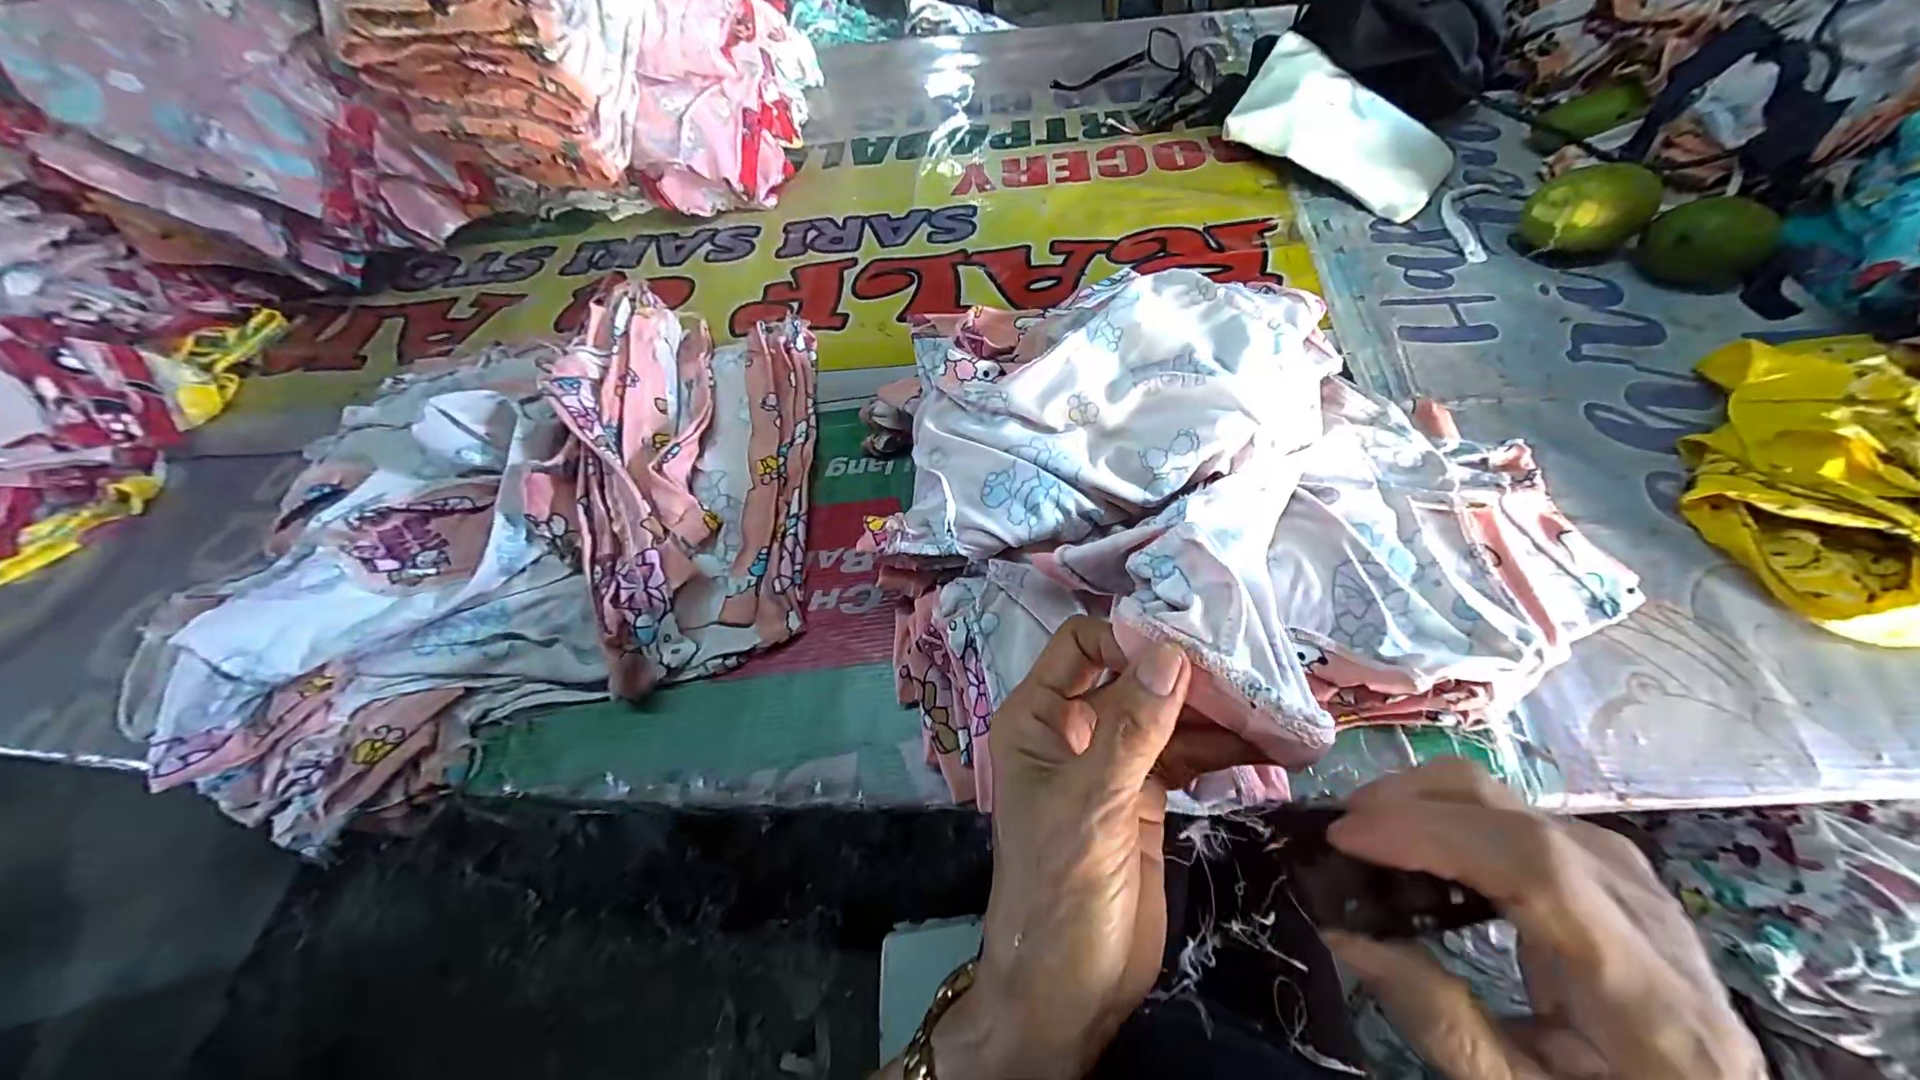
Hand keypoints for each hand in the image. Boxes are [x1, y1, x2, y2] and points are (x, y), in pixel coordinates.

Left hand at [924, 617, 1262, 1079]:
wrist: (1071, 986)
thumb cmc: (1060, 887)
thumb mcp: (1093, 803)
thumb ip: (1132, 729)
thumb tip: (1170, 653)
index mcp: (1039, 716)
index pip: (1081, 646)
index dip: (1128, 639)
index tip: (1189, 646)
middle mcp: (1075, 727)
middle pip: (1134, 678)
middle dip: (1188, 676)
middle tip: (1253, 673)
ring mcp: (1113, 760)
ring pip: (1167, 716)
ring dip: (1217, 713)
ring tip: (1277, 709)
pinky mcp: (1146, 792)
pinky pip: (1187, 755)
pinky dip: (1224, 750)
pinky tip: (1270, 746)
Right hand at [1324, 761, 1765, 1079]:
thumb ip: (1435, 1017)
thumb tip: (1342, 931)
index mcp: (1645, 993)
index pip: (1534, 868)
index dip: (1429, 835)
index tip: (1345, 838)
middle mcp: (1646, 914)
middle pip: (1514, 814)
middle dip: (1408, 803)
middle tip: (1340, 827)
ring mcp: (1629, 877)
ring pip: (1507, 796)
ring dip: (1421, 797)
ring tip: (1367, 829)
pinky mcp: (1605, 861)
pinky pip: (1510, 809)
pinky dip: (1446, 807)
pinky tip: (1416, 837)